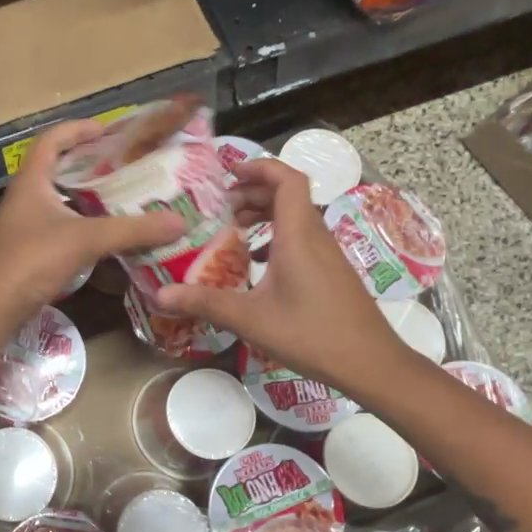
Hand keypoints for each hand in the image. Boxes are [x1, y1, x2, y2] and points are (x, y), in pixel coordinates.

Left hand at [0, 120, 184, 324]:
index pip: (50, 140)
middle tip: (120, 165)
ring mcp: (21, 225)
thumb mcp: (85, 240)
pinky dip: (78, 224)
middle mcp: (22, 198)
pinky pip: (55, 225)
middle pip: (54, 168)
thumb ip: (132, 230)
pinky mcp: (24, 250)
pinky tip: (100, 236)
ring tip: (117, 198)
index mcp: (30, 182)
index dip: (76, 130)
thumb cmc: (32, 261)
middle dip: (86, 164)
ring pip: (55, 200)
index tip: (105, 130)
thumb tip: (179, 221)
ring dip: (83, 196)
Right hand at [155, 159, 415, 396]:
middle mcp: (315, 236)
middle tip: (221, 208)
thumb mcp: (250, 319)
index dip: (259, 168)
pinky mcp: (331, 272)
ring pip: (295, 217)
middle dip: (253, 193)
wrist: (371, 364)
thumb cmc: (311, 334)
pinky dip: (276, 237)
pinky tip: (256, 263)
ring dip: (264, 215)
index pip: (286, 180)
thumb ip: (205, 302)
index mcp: (298, 235)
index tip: (228, 174)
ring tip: (233, 229)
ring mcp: (327, 254)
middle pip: (287, 195)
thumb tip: (160, 294)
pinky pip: (301, 238)